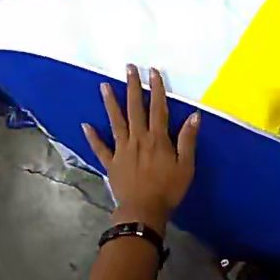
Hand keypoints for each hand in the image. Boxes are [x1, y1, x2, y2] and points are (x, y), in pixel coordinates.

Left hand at [82, 66, 200, 231]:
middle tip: (128, 68)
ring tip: (104, 85)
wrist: (143, 211)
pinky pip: (100, 148)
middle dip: (132, 86)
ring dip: (110, 103)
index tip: (153, 72)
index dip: (156, 89)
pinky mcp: (111, 162)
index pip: (158, 108)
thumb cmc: (168, 190)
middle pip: (135, 108)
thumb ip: (188, 140)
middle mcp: (137, 138)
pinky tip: (85, 125)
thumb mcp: (186, 166)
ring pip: (115, 121)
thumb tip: (194, 115)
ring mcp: (121, 149)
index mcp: (157, 138)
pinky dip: (93, 137)